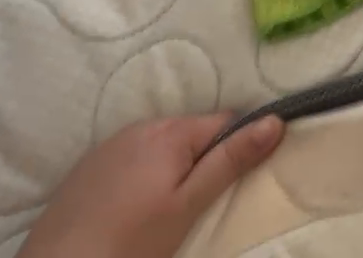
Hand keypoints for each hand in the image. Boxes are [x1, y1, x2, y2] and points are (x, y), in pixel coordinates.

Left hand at [15, 113, 284, 257]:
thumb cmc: (128, 244)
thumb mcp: (188, 206)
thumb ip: (231, 160)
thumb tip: (277, 119)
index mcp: (170, 131)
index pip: (227, 122)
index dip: (235, 149)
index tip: (227, 183)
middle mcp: (140, 126)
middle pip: (193, 133)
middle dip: (200, 160)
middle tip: (190, 205)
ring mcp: (108, 146)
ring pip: (162, 146)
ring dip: (170, 168)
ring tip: (157, 211)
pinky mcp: (85, 168)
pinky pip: (131, 158)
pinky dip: (140, 176)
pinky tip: (128, 210)